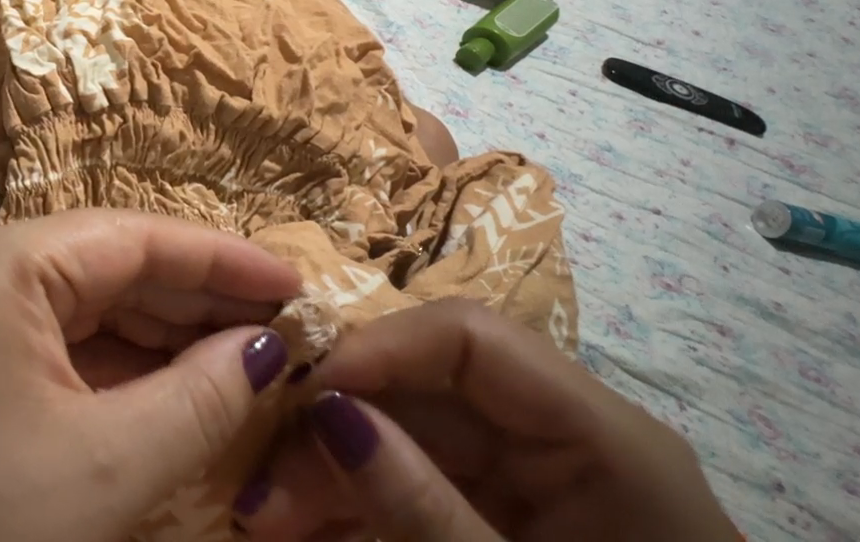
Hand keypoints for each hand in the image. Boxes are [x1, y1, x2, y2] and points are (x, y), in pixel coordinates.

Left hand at [0, 209, 302, 541]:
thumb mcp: (109, 463)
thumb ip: (202, 396)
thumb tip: (266, 349)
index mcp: (5, 262)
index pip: (133, 237)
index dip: (221, 257)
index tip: (297, 282)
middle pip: (111, 265)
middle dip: (198, 298)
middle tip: (285, 329)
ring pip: (89, 305)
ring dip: (165, 333)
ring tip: (248, 357)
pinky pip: (62, 342)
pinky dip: (122, 364)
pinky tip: (180, 384)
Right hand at [235, 300, 737, 541]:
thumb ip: (425, 510)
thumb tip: (327, 411)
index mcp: (600, 436)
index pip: (469, 337)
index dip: (377, 347)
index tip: (299, 393)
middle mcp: (557, 436)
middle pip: (418, 391)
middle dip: (330, 430)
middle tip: (259, 490)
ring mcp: (525, 478)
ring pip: (400, 438)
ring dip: (326, 472)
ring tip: (263, 518)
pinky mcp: (498, 514)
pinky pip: (409, 485)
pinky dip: (353, 504)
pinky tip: (298, 527)